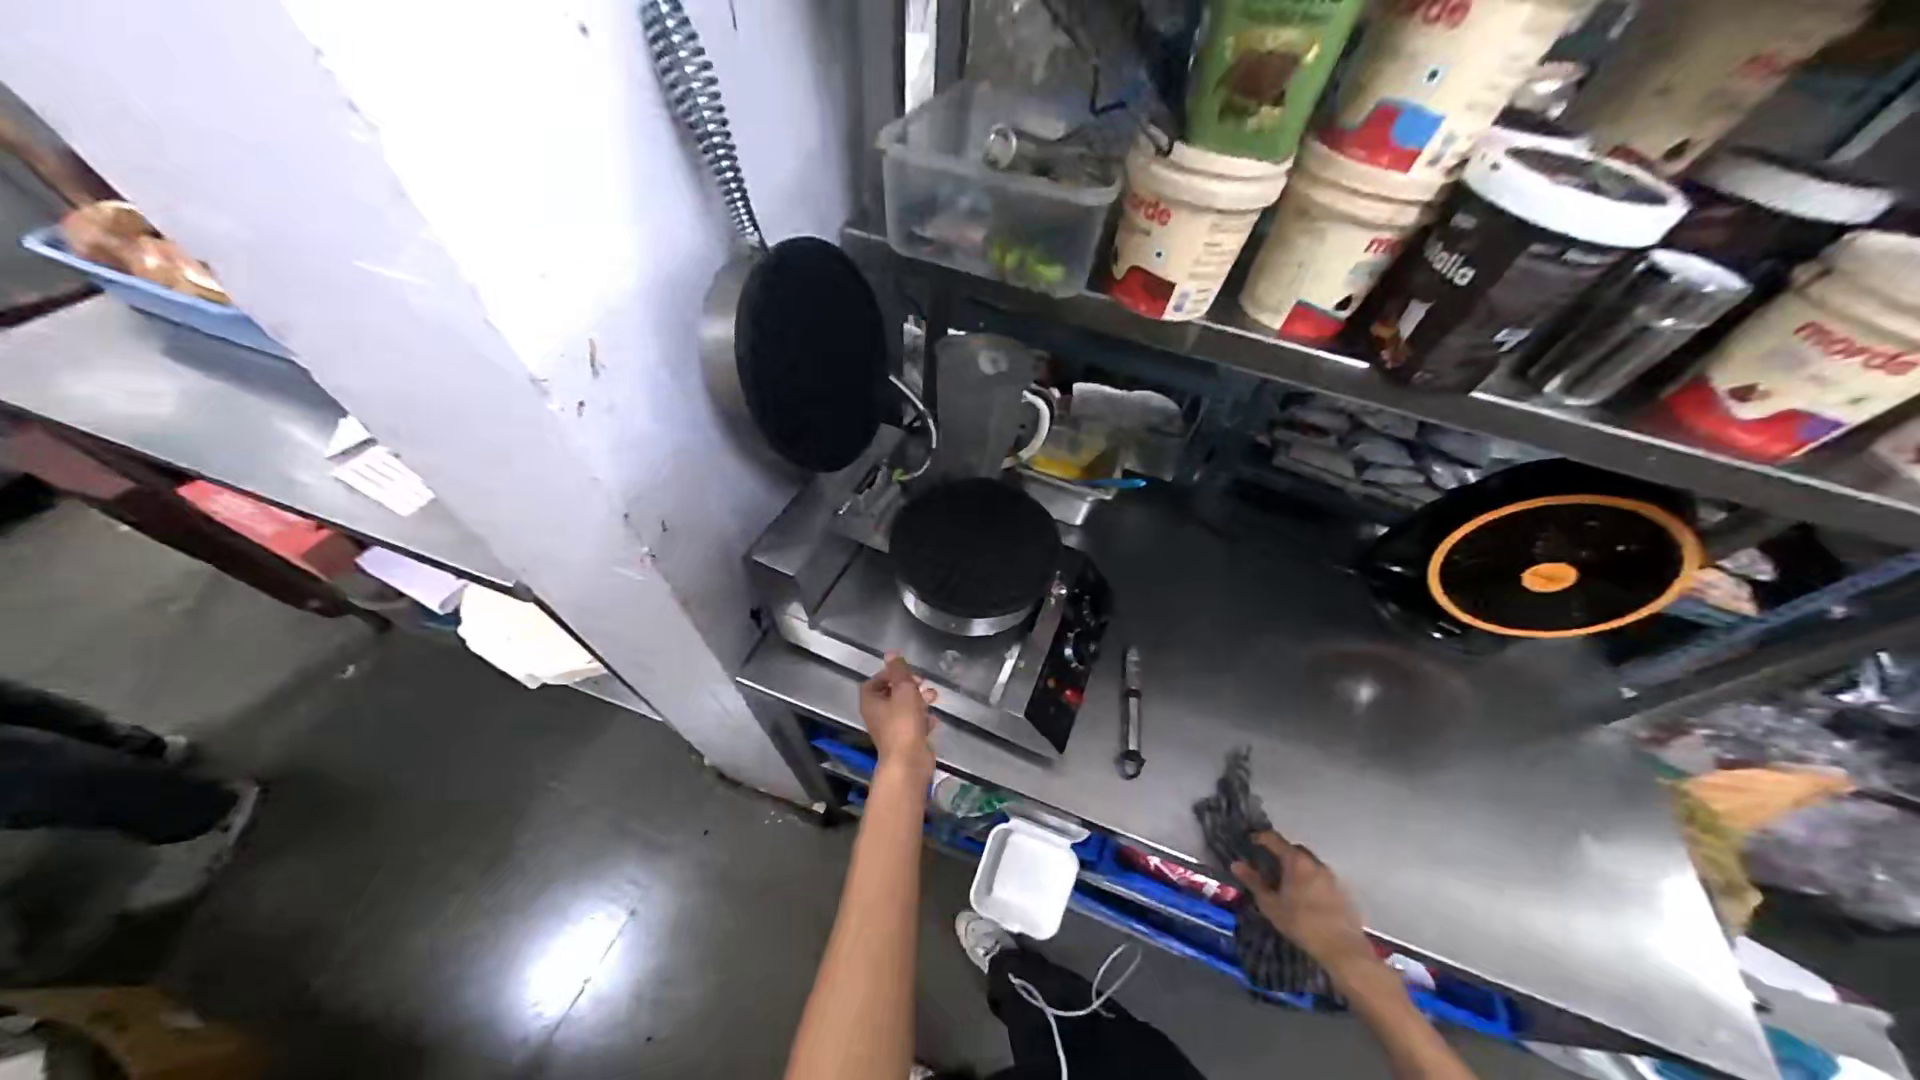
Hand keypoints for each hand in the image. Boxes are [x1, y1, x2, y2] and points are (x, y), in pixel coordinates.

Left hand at [860, 653, 936, 777]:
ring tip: (933, 697)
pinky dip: (923, 719)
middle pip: (891, 694)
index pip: (874, 681)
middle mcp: (877, 715)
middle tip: (922, 682)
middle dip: (908, 686)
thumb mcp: (903, 690)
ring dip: (919, 700)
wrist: (909, 761)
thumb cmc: (903, 722)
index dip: (889, 674)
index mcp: (871, 702)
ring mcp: (891, 729)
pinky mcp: (904, 740)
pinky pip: (913, 724)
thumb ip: (899, 671)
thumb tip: (891, 653)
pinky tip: (934, 719)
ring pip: (904, 708)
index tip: (905, 672)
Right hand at [1231, 831, 1373, 972]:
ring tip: (1287, 882)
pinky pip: (1321, 877)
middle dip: (1280, 852)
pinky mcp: (1342, 891)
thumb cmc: (1301, 923)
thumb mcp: (1270, 904)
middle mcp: (1315, 862)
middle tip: (1268, 864)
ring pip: (1309, 863)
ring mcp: (1331, 876)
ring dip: (1297, 867)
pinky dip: (1310, 880)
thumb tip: (1236, 864)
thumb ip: (1253, 882)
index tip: (1250, 841)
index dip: (1260, 837)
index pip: (1274, 839)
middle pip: (1294, 849)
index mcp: (1296, 861)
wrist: (1342, 948)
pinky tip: (1305, 896)